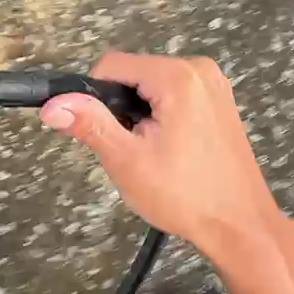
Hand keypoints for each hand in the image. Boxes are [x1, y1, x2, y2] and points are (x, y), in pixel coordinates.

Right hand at [40, 52, 279, 254]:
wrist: (240, 227)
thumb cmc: (186, 196)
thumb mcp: (126, 160)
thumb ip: (89, 124)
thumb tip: (52, 104)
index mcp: (178, 77)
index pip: (111, 66)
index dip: (96, 99)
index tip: (106, 133)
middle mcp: (199, 70)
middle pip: (132, 75)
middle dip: (122, 109)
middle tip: (134, 150)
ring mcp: (213, 84)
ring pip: (150, 87)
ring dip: (141, 115)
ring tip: (154, 153)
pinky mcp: (219, 100)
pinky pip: (173, 95)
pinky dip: (161, 117)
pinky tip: (170, 150)